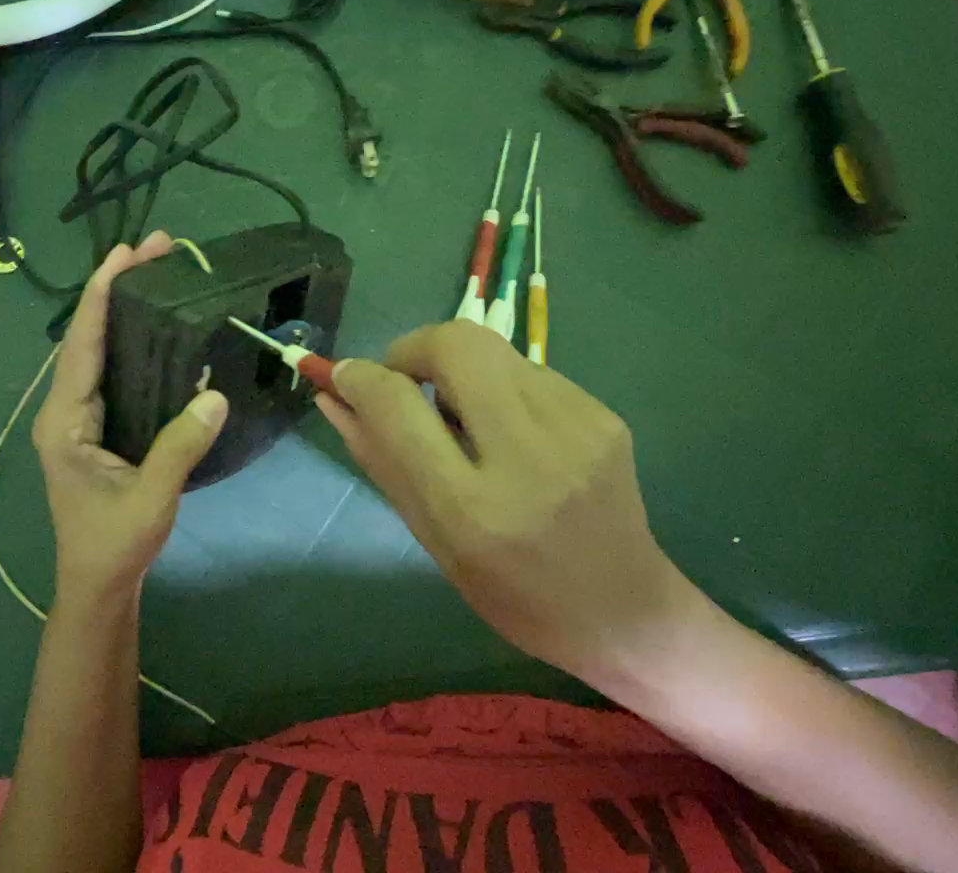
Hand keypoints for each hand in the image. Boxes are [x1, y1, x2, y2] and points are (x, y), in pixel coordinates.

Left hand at [32, 232, 228, 603]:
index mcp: (64, 421)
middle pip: (86, 336)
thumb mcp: (151, 498)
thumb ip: (179, 447)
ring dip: (122, 311)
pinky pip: (110, 371)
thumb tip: (214, 394)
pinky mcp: (94, 426)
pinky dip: (128, 341)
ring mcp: (76, 418)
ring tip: (156, 273)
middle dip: (115, 289)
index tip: (125, 254)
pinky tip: (155, 327)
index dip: (100, 295)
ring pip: (97, 351)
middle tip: (154, 248)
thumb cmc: (115, 544)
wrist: (98, 583)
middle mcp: (64, 410)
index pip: (80, 344)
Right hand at [315, 321, 702, 681]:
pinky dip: (497, 387)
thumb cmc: (511, 592)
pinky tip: (507, 432)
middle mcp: (529, 457)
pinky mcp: (604, 415)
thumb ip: (380, 459)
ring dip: (456, 369)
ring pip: (491, 349)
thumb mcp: (431, 538)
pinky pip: (527, 371)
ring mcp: (577, 428)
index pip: (398, 406)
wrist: (624, 612)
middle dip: (412, 349)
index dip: (359, 378)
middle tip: (404, 384)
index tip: (344, 376)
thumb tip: (333, 396)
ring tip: (462, 421)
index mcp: (473, 509)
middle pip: (455, 344)